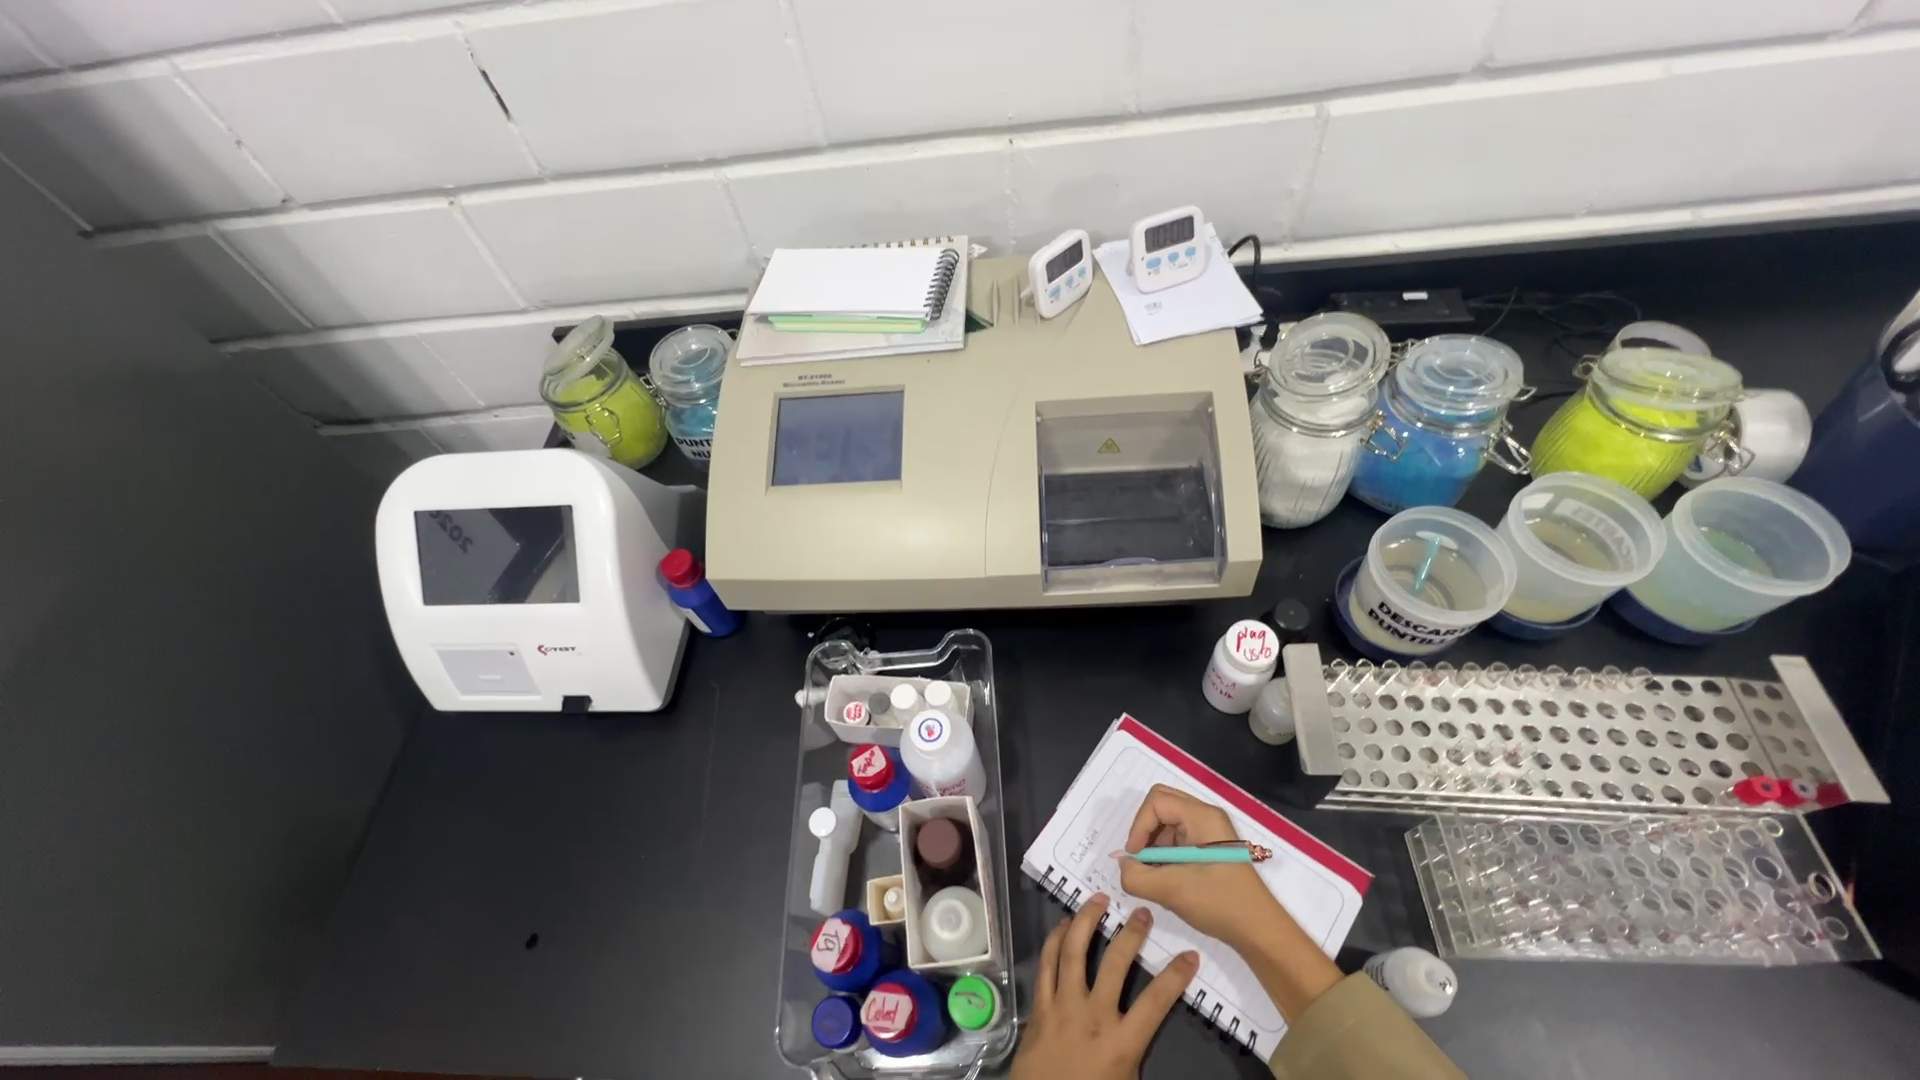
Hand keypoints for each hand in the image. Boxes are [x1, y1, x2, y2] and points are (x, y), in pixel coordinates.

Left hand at [1009, 893, 1197, 1079]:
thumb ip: (1136, 1049)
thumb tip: (1146, 1027)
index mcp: (1121, 1043)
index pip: (1156, 1002)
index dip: (1175, 977)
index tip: (1190, 955)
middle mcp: (1092, 1017)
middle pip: (1115, 964)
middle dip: (1131, 935)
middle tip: (1142, 912)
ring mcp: (1062, 1007)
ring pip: (1073, 952)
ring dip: (1087, 921)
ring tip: (1098, 899)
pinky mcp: (1039, 1005)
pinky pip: (1046, 964)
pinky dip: (1055, 939)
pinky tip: (1064, 924)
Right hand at [1119, 784, 1285, 950]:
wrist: (1259, 930)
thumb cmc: (1219, 902)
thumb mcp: (1170, 890)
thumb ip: (1135, 876)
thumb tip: (1123, 865)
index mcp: (1202, 816)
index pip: (1156, 802)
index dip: (1139, 826)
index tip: (1136, 857)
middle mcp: (1206, 816)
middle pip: (1162, 805)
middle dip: (1146, 831)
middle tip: (1142, 859)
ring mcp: (1210, 831)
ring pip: (1169, 822)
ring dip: (1155, 845)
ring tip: (1157, 875)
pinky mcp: (1211, 847)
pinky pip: (1179, 837)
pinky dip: (1166, 854)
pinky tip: (1170, 878)